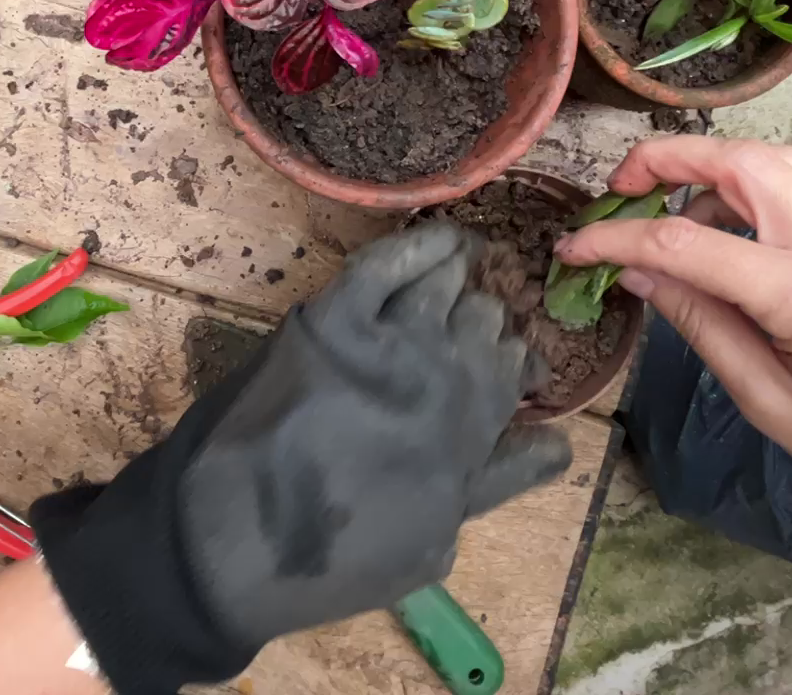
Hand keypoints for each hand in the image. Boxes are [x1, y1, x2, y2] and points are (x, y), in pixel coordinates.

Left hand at [31, 224, 570, 694]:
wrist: (235, 536)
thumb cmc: (337, 552)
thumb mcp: (438, 540)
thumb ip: (497, 481)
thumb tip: (557, 443)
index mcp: (472, 428)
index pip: (514, 364)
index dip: (512, 356)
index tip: (503, 357)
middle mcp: (442, 374)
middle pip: (482, 318)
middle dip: (483, 317)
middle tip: (470, 318)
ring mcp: (385, 342)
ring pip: (443, 284)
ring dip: (459, 274)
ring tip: (465, 264)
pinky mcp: (330, 319)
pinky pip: (383, 265)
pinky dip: (419, 245)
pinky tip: (444, 239)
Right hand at [551, 136, 791, 551]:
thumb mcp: (769, 403)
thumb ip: (699, 323)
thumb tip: (636, 274)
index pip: (687, 243)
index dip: (614, 240)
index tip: (568, 249)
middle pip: (747, 161)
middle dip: (668, 159)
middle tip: (618, 189)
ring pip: (780, 164)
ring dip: (710, 168)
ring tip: (663, 209)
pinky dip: (745, 195)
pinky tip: (722, 239)